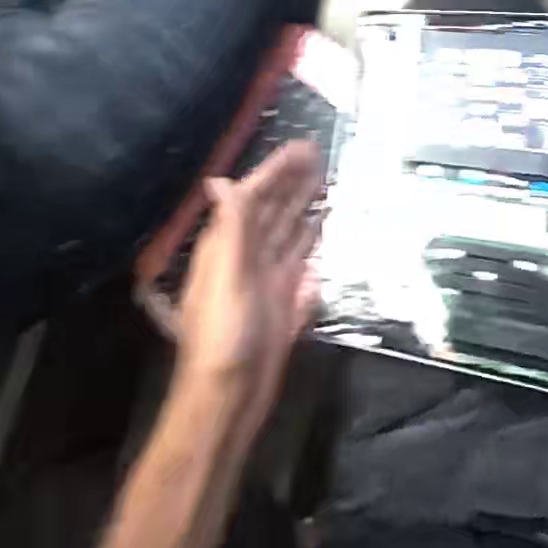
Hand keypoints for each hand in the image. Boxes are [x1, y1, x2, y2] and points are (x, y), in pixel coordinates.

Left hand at [175, 140, 323, 417]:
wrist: (229, 400)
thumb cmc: (224, 337)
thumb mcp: (226, 279)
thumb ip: (230, 230)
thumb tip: (220, 181)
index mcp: (229, 249)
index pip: (254, 197)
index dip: (277, 170)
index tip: (303, 147)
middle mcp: (248, 258)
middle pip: (274, 210)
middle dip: (294, 181)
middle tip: (321, 155)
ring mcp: (268, 279)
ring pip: (289, 232)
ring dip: (305, 205)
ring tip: (328, 181)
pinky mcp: (285, 300)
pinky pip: (303, 261)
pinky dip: (314, 241)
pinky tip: (327, 228)